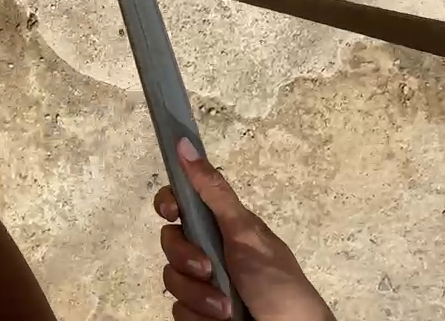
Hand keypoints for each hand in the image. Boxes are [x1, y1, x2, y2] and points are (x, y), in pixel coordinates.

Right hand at [155, 138, 333, 320]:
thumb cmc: (276, 283)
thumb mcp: (246, 232)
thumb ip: (213, 191)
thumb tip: (183, 142)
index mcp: (220, 227)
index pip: (179, 203)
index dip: (167, 205)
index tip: (170, 212)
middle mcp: (208, 252)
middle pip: (170, 241)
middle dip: (186, 258)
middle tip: (209, 270)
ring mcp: (203, 286)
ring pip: (172, 278)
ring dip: (197, 295)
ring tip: (226, 311)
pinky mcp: (200, 314)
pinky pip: (179, 311)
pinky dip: (199, 317)